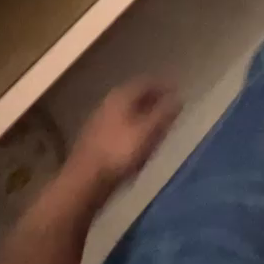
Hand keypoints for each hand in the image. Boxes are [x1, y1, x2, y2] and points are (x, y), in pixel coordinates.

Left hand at [66, 78, 180, 192]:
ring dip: (143, 114)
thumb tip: (179, 98)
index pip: (147, 81)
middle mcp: (108, 102)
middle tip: (169, 107)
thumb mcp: (149, 131)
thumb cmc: (120, 152)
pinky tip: (138, 140)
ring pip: (127, 111)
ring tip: (157, 124)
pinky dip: (132, 127)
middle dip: (154, 100)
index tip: (178, 91)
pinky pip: (119, 125)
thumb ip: (165, 112)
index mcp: (122, 95)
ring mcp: (99, 120)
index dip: (164, 85)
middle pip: (136, 95)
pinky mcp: (94, 138)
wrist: (83, 182)